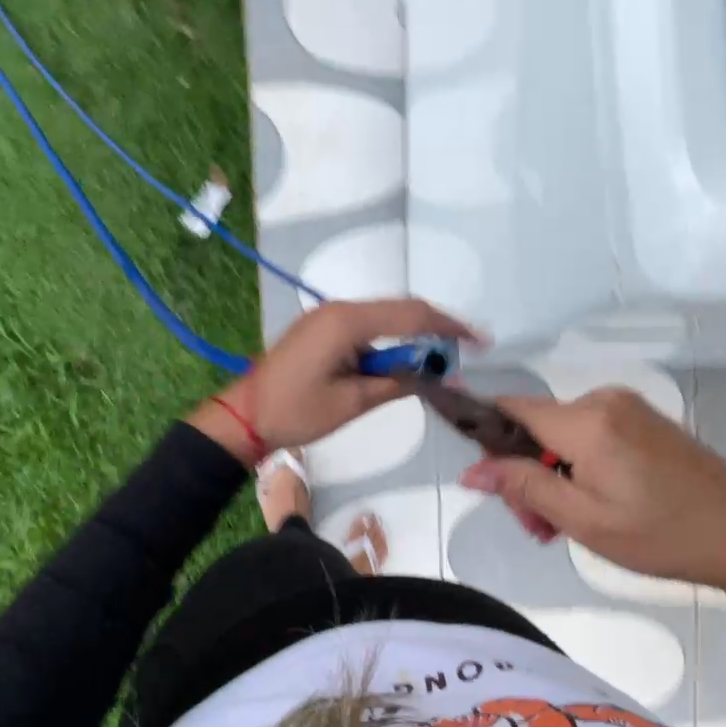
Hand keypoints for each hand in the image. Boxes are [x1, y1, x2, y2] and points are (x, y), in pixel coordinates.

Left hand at [189, 300, 476, 461]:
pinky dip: (388, 343)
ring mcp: (328, 317)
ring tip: (438, 363)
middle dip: (434, 330)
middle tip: (465, 353)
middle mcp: (339, 309)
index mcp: (347, 321)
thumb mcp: (353, 402)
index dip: (450, 327)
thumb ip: (399, 383)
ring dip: (410, 338)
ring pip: (384, 319)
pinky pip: (365, 328)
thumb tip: (439, 376)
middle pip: (400, 310)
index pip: (412, 315)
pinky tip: (401, 363)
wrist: (244, 417)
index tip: (481, 341)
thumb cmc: (296, 412)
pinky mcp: (321, 330)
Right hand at [457, 389, 725, 603]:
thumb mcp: (584, 521)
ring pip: (558, 436)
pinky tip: (590, 506)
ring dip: (550, 477)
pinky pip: (587, 436)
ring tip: (565, 527)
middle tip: (538, 528)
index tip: (485, 482)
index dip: (484, 436)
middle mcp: (602, 401)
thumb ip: (524, 487)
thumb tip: (470, 470)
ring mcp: (626, 408)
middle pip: (533, 427)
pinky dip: (577, 469)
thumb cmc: (663, 535)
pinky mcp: (643, 421)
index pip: (509, 409)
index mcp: (586, 422)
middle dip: (524, 474)